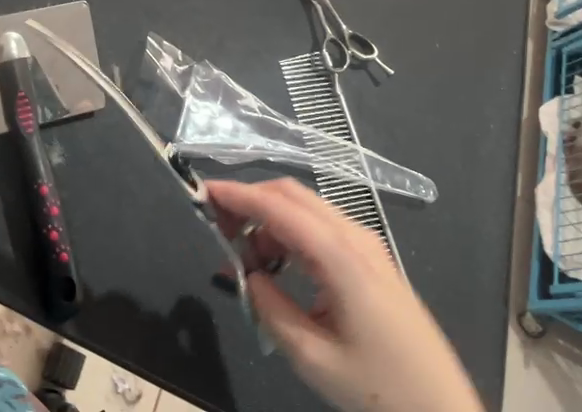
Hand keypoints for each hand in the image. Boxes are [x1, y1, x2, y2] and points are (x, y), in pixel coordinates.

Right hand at [206, 179, 482, 411]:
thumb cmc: (380, 388)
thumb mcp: (311, 357)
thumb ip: (270, 308)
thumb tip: (247, 273)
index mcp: (341, 257)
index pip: (279, 207)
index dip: (238, 195)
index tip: (202, 193)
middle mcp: (355, 238)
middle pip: (292, 195)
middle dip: (250, 201)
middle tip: (215, 227)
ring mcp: (367, 247)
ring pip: (306, 210)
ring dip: (269, 221)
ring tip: (244, 261)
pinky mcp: (372, 261)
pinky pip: (321, 230)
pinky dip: (290, 235)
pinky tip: (277, 267)